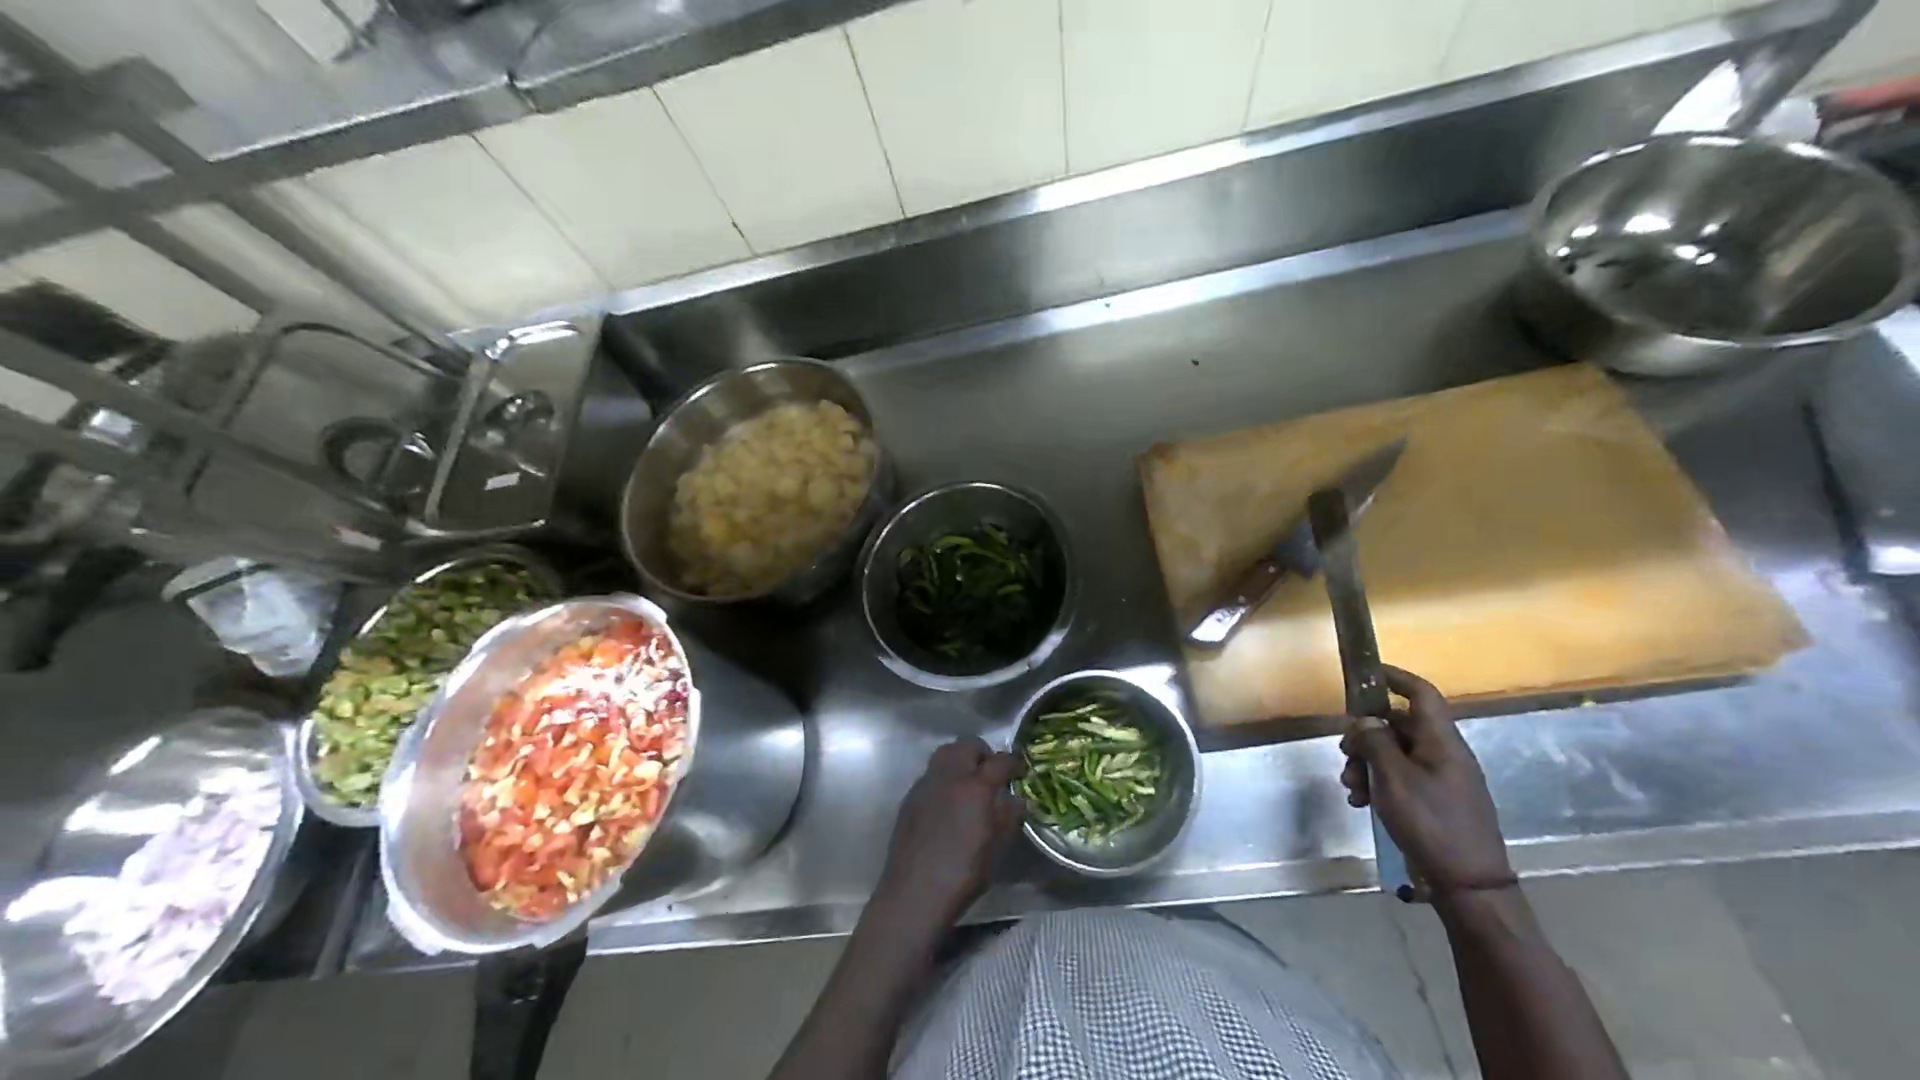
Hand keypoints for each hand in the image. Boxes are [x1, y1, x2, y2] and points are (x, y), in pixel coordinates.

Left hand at [874, 737, 1024, 925]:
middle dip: (983, 753)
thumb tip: (1016, 799)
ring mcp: (926, 783)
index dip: (1014, 762)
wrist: (916, 891)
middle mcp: (950, 776)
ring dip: (960, 759)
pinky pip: (931, 773)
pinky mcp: (910, 796)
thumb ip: (1009, 816)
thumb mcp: (998, 847)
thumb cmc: (964, 872)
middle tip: (991, 772)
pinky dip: (944, 776)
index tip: (1020, 770)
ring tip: (968, 781)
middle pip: (968, 744)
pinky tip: (947, 801)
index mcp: (976, 786)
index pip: (1000, 760)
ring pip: (945, 753)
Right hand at [1340, 666, 1513, 889]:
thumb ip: (1375, 742)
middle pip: (1400, 725)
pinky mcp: (1437, 801)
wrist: (1469, 884)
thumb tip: (1365, 719)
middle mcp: (1445, 754)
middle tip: (1345, 754)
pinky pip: (1402, 778)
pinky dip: (1379, 783)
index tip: (1368, 673)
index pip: (1422, 694)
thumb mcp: (1393, 779)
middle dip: (1366, 735)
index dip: (1396, 678)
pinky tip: (1363, 803)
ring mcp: (1443, 779)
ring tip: (1352, 788)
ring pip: (1396, 753)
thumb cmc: (1430, 823)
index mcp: (1442, 742)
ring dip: (1368, 763)